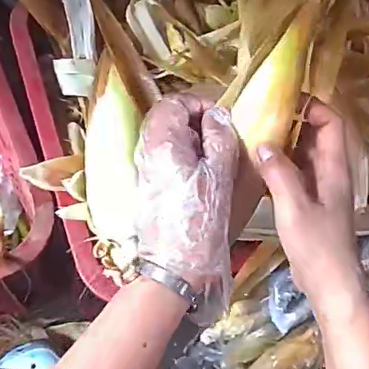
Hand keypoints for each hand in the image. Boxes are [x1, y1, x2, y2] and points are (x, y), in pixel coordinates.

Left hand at [133, 93, 238, 302]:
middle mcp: (147, 151)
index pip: (174, 101)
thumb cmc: (201, 220)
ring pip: (168, 138)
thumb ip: (219, 136)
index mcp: (161, 141)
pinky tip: (205, 175)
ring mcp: (146, 169)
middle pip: (168, 117)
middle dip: (196, 121)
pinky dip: (186, 157)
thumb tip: (216, 115)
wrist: (176, 267)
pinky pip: (167, 158)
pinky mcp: (150, 186)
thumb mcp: (220, 173)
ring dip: (193, 140)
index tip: (221, 119)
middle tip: (222, 138)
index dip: (200, 103)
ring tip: (217, 157)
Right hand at [251, 101, 363, 314]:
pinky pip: (299, 174)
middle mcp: (332, 174)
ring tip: (259, 135)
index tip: (287, 99)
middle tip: (266, 114)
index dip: (315, 106)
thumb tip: (263, 143)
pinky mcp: (313, 204)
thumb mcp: (294, 207)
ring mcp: (324, 190)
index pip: (333, 124)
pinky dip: (283, 165)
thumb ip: (278, 173)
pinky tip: (261, 167)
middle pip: (320, 136)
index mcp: (335, 170)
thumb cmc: (317, 245)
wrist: (331, 285)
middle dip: (296, 121)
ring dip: (287, 143)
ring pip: (307, 155)